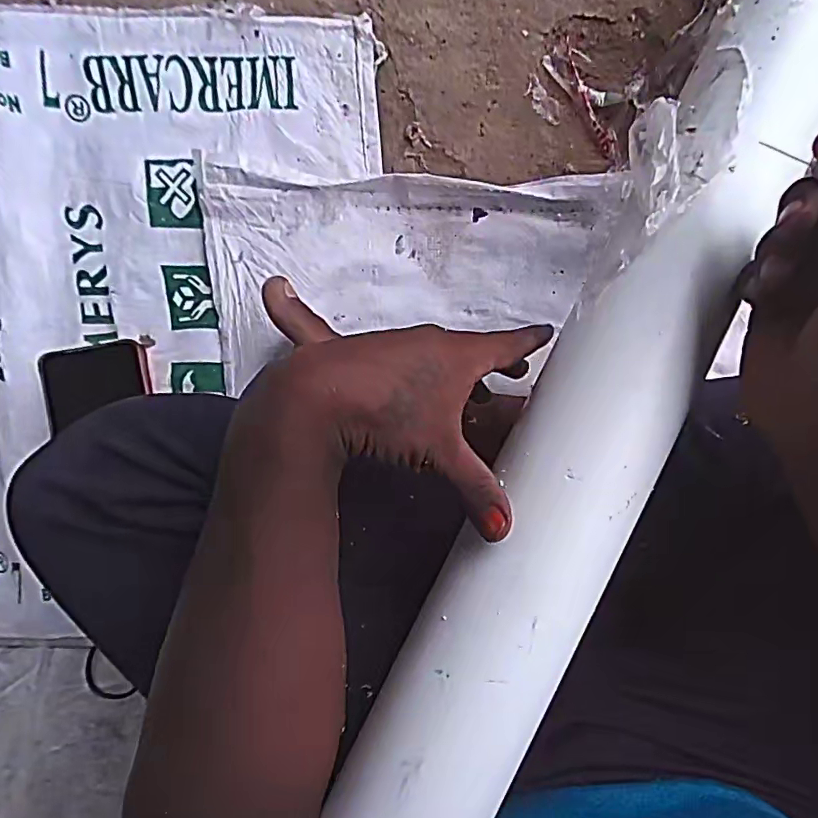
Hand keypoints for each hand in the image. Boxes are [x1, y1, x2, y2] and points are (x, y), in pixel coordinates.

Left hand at [244, 276, 550, 541]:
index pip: (505, 346)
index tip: (543, 333)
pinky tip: (275, 291)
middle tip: (505, 370)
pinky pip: (320, 327)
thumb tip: (502, 527)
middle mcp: (423, 343)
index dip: (527, 342)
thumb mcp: (440, 455)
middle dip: (488, 361)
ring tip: (446, 385)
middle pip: (466, 350)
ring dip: (440, 365)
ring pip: (422, 351)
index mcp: (457, 358)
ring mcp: (384, 345)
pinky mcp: (345, 353)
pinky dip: (301, 312)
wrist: (319, 397)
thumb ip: (475, 488)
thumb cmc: (387, 412)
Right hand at [736, 122, 817, 457]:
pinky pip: (763, 255)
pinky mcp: (778, 291)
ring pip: (794, 218)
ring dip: (781, 237)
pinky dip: (760, 267)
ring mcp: (817, 269)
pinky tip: (764, 293)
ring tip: (779, 273)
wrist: (814, 421)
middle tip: (799, 222)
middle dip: (812, 198)